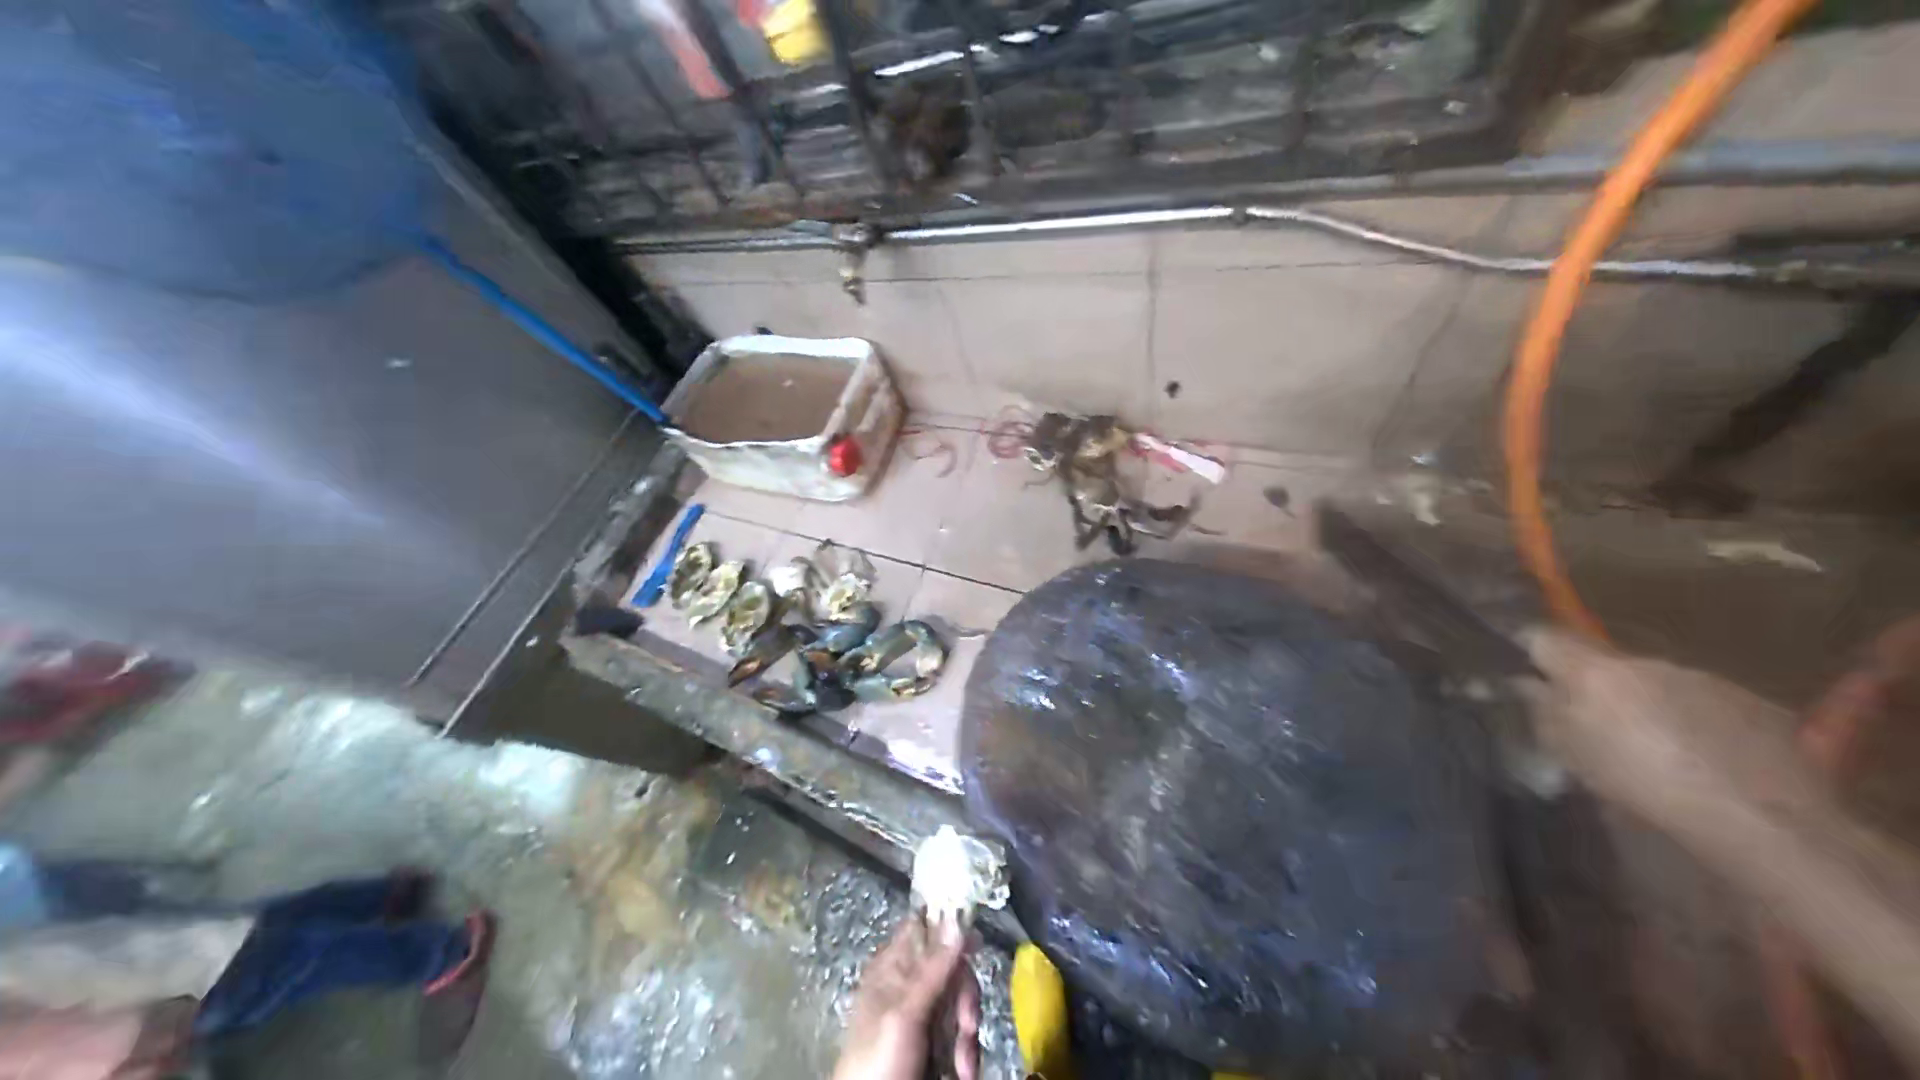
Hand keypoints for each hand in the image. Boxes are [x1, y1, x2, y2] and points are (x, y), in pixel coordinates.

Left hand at [833, 915, 979, 1079]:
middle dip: (965, 996)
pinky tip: (962, 1072)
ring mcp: (921, 1016)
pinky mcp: (932, 1045)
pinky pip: (960, 1035)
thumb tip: (956, 917)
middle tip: (967, 1023)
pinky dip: (965, 1053)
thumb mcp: (904, 1014)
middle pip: (950, 967)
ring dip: (967, 1032)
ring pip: (959, 1003)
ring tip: (962, 1063)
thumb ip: (932, 967)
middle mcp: (907, 985)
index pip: (923, 927)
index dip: (950, 929)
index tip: (973, 945)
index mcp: (892, 967)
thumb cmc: (877, 1062)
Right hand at [1519, 627, 1812, 830]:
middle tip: (1594, 726)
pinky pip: (1707, 703)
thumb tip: (1525, 684)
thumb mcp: (1572, 755)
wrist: (1766, 822)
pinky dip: (1696, 723)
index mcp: (1595, 672)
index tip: (1524, 671)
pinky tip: (1705, 761)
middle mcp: (1648, 663)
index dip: (1529, 650)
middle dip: (1595, 687)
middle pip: (1605, 664)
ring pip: (1657, 683)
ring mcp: (1706, 679)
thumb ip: (1542, 711)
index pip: (1543, 638)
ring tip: (1657, 749)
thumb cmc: (1645, 786)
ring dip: (1646, 705)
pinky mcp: (1756, 703)